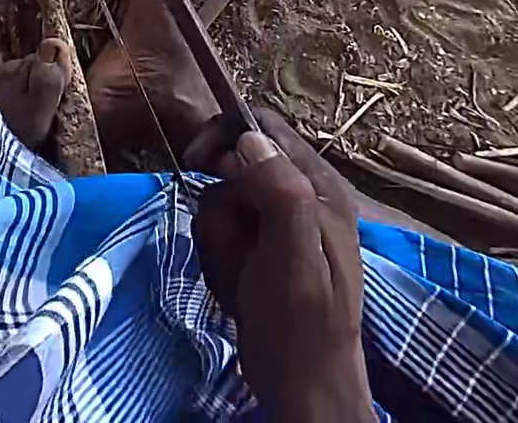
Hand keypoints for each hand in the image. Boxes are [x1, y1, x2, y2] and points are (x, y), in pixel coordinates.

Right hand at [192, 111, 375, 422]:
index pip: (264, 127)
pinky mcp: (260, 241)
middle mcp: (299, 193)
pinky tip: (236, 280)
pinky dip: (218, 250)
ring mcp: (278, 218)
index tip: (198, 162)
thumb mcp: (295, 260)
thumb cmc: (303, 327)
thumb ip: (280, 194)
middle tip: (228, 241)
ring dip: (219, 234)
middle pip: (234, 163)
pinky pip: (219, 224)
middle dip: (222, 202)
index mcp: (319, 186)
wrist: (302, 390)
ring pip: (221, 196)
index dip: (226, 135)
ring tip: (239, 273)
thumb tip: (249, 138)